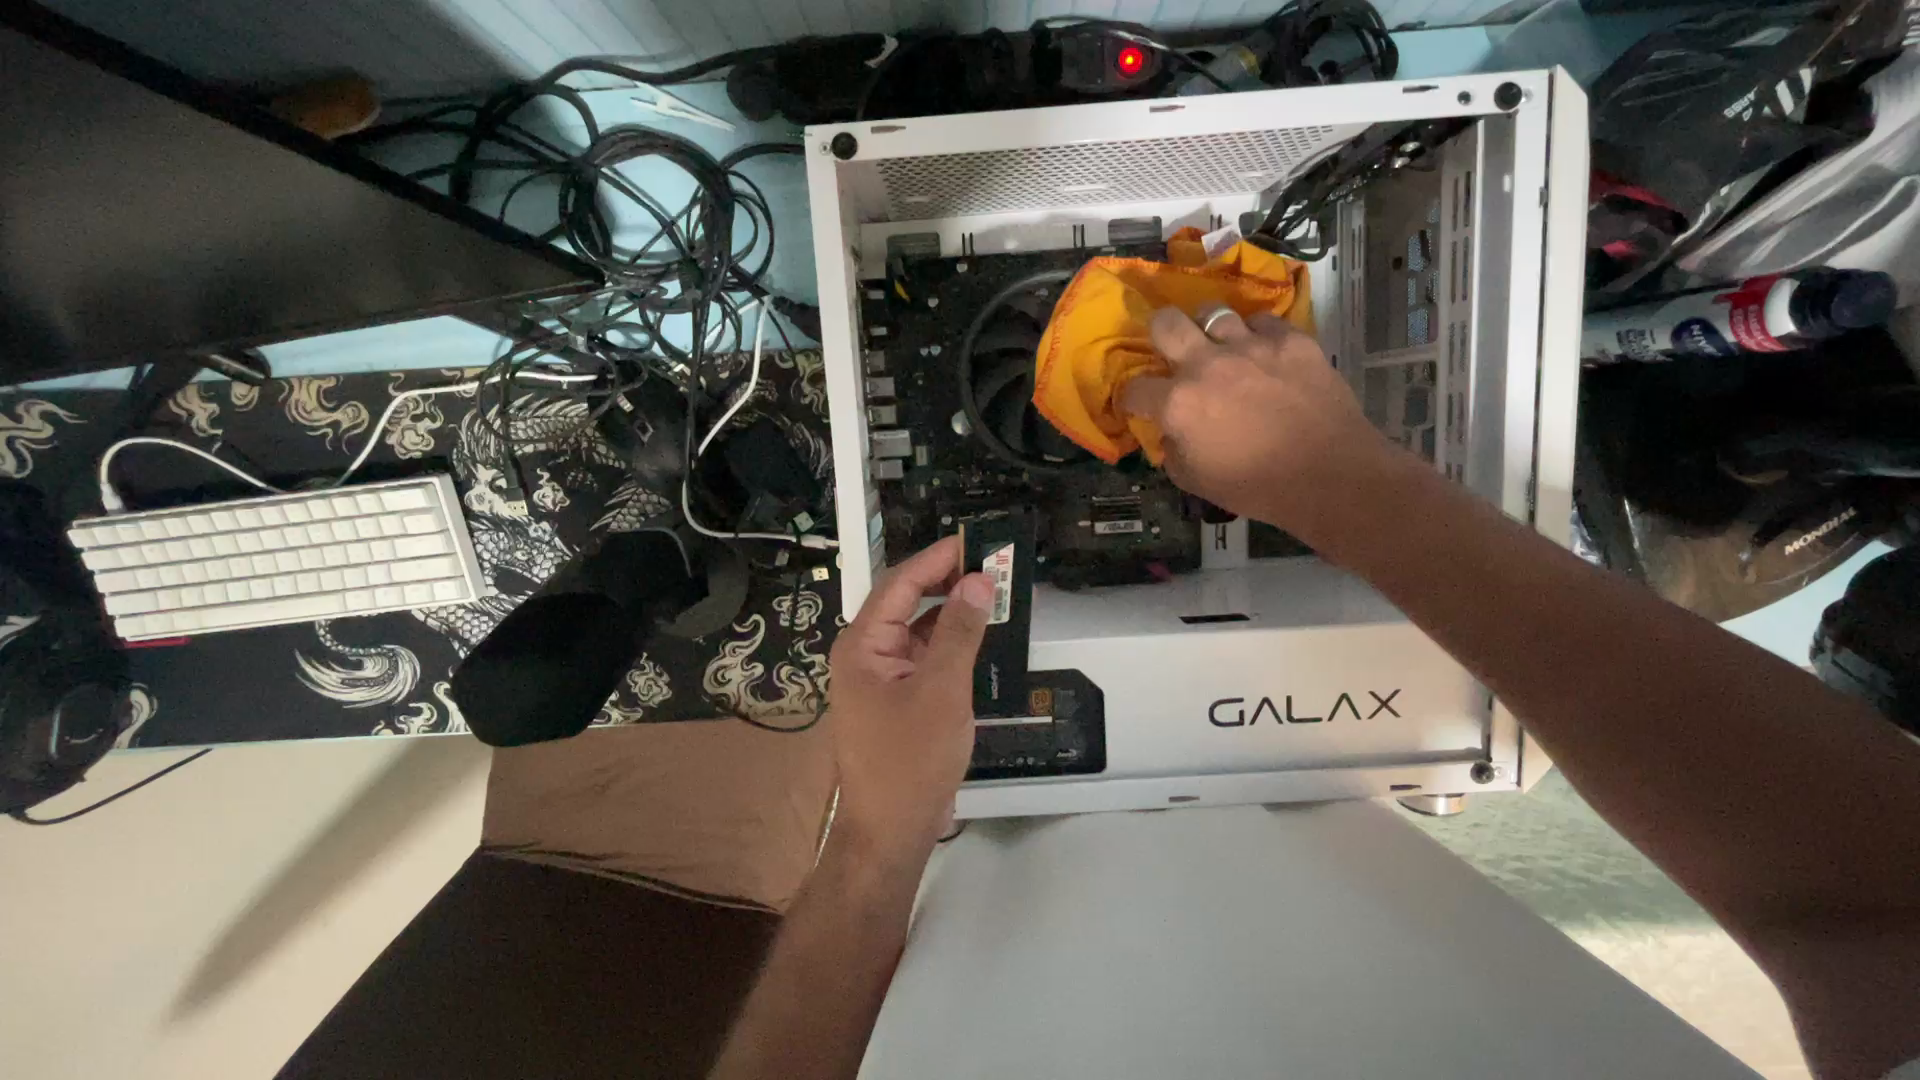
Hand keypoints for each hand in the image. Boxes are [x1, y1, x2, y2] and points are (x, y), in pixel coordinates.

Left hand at [827, 536, 993, 861]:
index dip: (937, 558)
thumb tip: (979, 581)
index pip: (900, 583)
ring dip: (950, 612)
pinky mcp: (897, 699)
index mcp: (862, 644)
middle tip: (989, 564)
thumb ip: (960, 632)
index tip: (974, 540)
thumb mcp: (942, 690)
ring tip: (991, 593)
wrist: (891, 830)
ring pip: (916, 630)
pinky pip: (922, 657)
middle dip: (946, 581)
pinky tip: (977, 637)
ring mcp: (880, 678)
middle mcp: (865, 654)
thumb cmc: (910, 760)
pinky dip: (948, 643)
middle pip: (905, 602)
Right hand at [1121, 307, 1407, 547]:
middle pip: (1166, 323)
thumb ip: (1172, 451)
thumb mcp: (1195, 481)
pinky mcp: (1292, 340)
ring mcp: (1251, 346)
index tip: (1139, 404)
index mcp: (1178, 403)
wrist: (1329, 475)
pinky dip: (1257, 334)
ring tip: (1220, 344)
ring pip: (1215, 313)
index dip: (1132, 397)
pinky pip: (1263, 321)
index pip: (1135, 389)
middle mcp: (1207, 364)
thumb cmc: (1256, 487)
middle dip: (1160, 332)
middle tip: (1171, 347)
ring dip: (1210, 329)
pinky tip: (1263, 351)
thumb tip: (1170, 433)